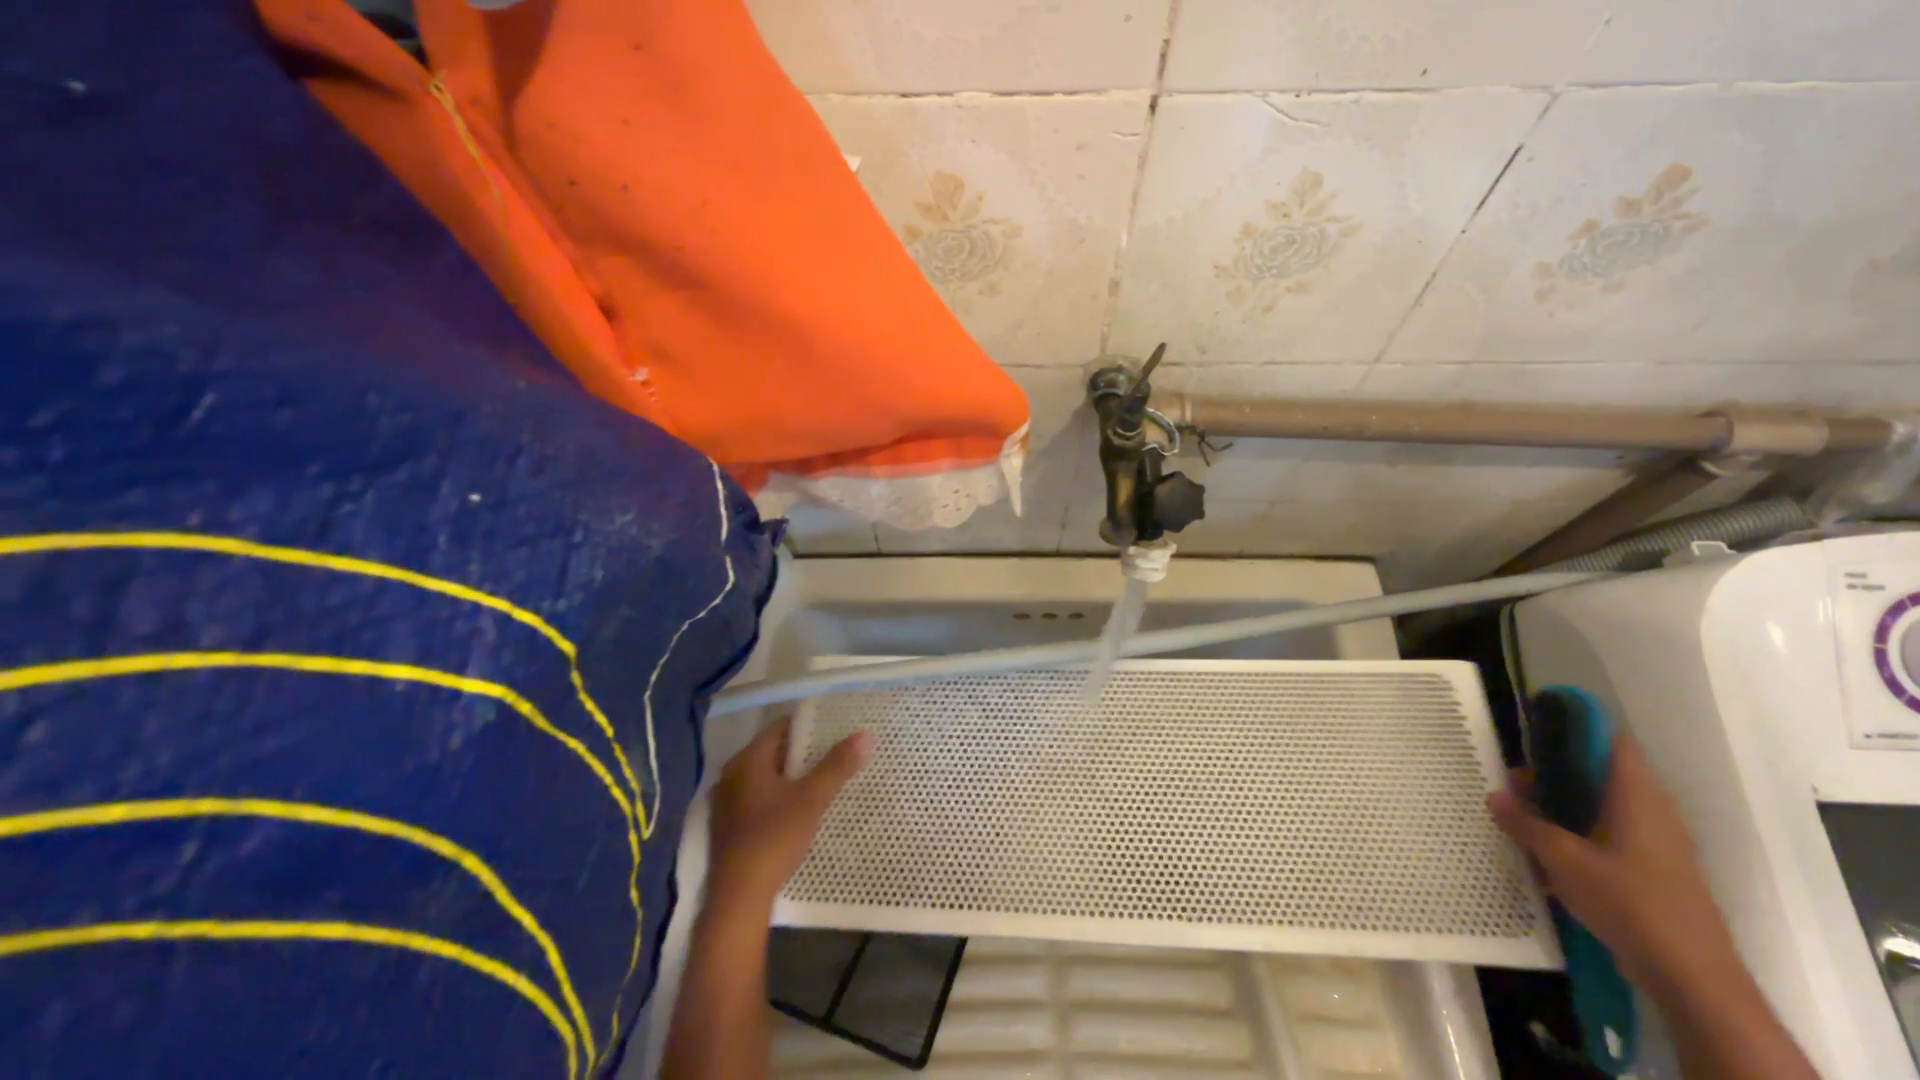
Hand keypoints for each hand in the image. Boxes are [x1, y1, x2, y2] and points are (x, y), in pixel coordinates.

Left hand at [707, 716, 869, 910]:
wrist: (739, 895)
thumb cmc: (774, 838)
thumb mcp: (811, 799)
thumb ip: (837, 766)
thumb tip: (865, 735)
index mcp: (746, 761)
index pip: (778, 728)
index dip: (806, 726)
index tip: (832, 728)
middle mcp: (730, 776)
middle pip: (770, 753)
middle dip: (800, 753)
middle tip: (832, 754)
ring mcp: (725, 803)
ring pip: (763, 778)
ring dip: (788, 777)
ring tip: (819, 781)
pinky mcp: (727, 828)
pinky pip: (756, 800)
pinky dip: (775, 798)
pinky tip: (794, 811)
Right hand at [1487, 732, 1740, 995]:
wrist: (1690, 972)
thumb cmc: (1628, 902)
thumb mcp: (1562, 860)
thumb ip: (1527, 825)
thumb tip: (1495, 796)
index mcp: (1636, 794)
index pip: (1610, 740)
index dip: (1575, 727)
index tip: (1535, 727)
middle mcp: (1652, 809)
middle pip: (1601, 773)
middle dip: (1555, 775)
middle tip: (1513, 786)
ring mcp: (1657, 841)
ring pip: (1605, 807)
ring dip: (1565, 808)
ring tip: (1523, 822)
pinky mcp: (1655, 869)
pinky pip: (1611, 836)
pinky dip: (1580, 836)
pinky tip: (1550, 859)